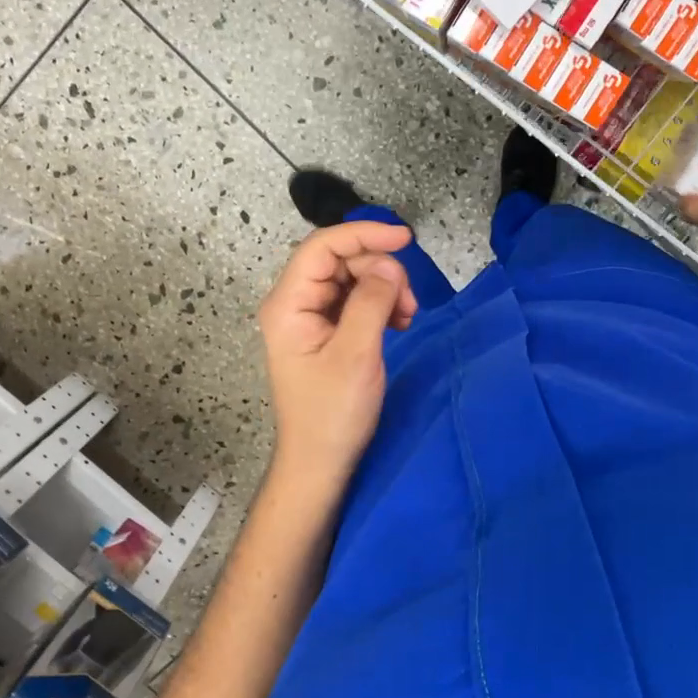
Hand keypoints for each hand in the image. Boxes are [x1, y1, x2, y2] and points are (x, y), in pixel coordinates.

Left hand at [257, 222, 417, 493]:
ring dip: (385, 288)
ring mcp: (310, 318)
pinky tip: (399, 323)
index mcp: (288, 304)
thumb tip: (390, 265)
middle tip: (409, 301)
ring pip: (352, 278)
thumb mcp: (356, 355)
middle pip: (340, 260)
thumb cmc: (333, 413)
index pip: (323, 246)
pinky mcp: (326, 332)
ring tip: (408, 316)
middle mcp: (294, 303)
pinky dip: (381, 304)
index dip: (364, 234)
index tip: (406, 239)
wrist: (320, 463)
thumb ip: (371, 302)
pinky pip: (355, 300)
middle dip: (380, 269)